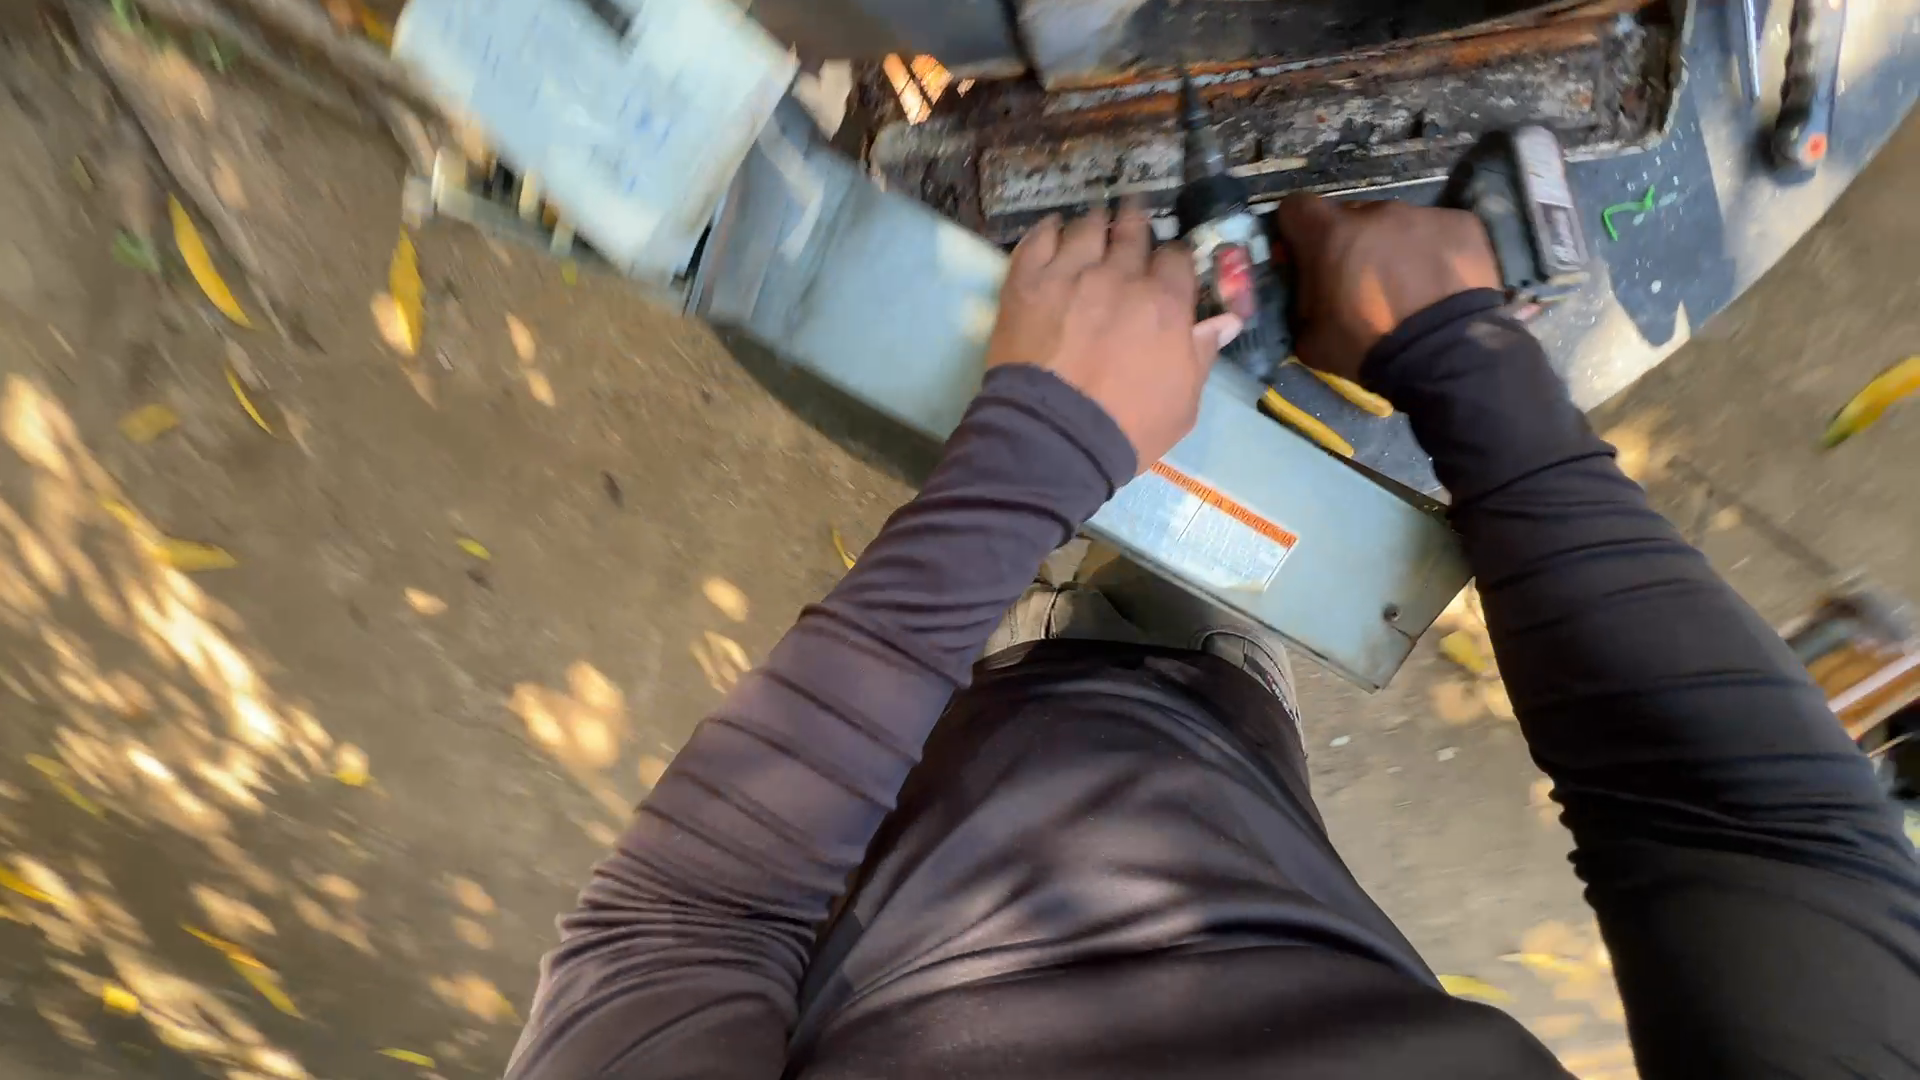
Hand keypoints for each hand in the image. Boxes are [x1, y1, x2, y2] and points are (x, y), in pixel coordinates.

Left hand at [986, 201, 1242, 470]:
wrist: (1054, 438)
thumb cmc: (1126, 429)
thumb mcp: (1183, 404)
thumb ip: (1201, 355)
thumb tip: (1225, 321)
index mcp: (1164, 304)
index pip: (1176, 259)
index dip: (1172, 261)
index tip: (1165, 267)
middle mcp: (1120, 277)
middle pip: (1132, 234)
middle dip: (1135, 226)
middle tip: (1132, 220)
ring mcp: (1070, 275)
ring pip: (1086, 228)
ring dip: (1095, 224)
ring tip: (1094, 224)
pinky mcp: (1026, 284)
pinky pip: (1039, 240)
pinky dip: (1048, 230)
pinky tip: (1053, 228)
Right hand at [1275, 194, 1500, 381]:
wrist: (1443, 353)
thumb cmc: (1365, 345)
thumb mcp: (1308, 336)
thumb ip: (1301, 300)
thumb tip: (1305, 289)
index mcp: (1330, 237)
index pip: (1296, 207)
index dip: (1294, 230)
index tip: (1300, 255)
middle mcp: (1375, 213)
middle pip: (1348, 216)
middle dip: (1343, 242)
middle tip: (1352, 280)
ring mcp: (1423, 214)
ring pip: (1392, 224)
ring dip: (1386, 246)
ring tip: (1400, 284)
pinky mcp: (1461, 222)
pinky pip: (1432, 231)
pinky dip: (1426, 251)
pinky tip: (1432, 282)